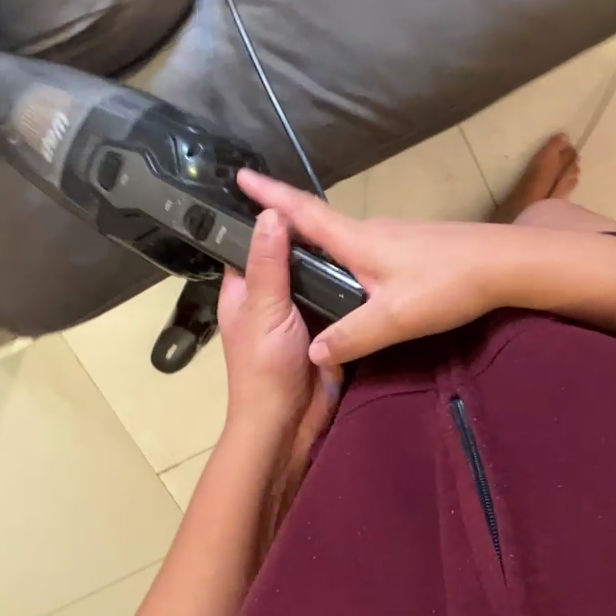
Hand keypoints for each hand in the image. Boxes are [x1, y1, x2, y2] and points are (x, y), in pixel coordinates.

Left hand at [217, 209, 342, 453]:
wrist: (291, 422)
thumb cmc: (264, 366)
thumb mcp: (263, 308)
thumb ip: (269, 263)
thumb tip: (269, 211)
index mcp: (244, 289)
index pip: (254, 242)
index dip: (271, 220)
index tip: (297, 192)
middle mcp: (272, 297)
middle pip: (292, 258)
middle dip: (313, 240)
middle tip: (342, 210)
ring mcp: (302, 313)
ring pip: (318, 278)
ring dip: (335, 262)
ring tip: (362, 230)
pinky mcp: (328, 328)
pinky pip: (339, 301)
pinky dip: (351, 287)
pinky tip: (370, 265)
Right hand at [236, 170, 525, 364]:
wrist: (506, 263)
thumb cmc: (446, 284)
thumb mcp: (395, 319)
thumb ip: (352, 337)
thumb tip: (312, 351)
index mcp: (358, 240)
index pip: (303, 213)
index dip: (269, 194)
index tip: (240, 175)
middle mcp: (372, 230)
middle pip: (321, 224)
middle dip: (287, 223)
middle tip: (258, 231)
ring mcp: (396, 235)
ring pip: (346, 239)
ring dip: (319, 243)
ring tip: (298, 262)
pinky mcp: (414, 245)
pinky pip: (367, 248)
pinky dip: (347, 256)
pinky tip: (353, 279)